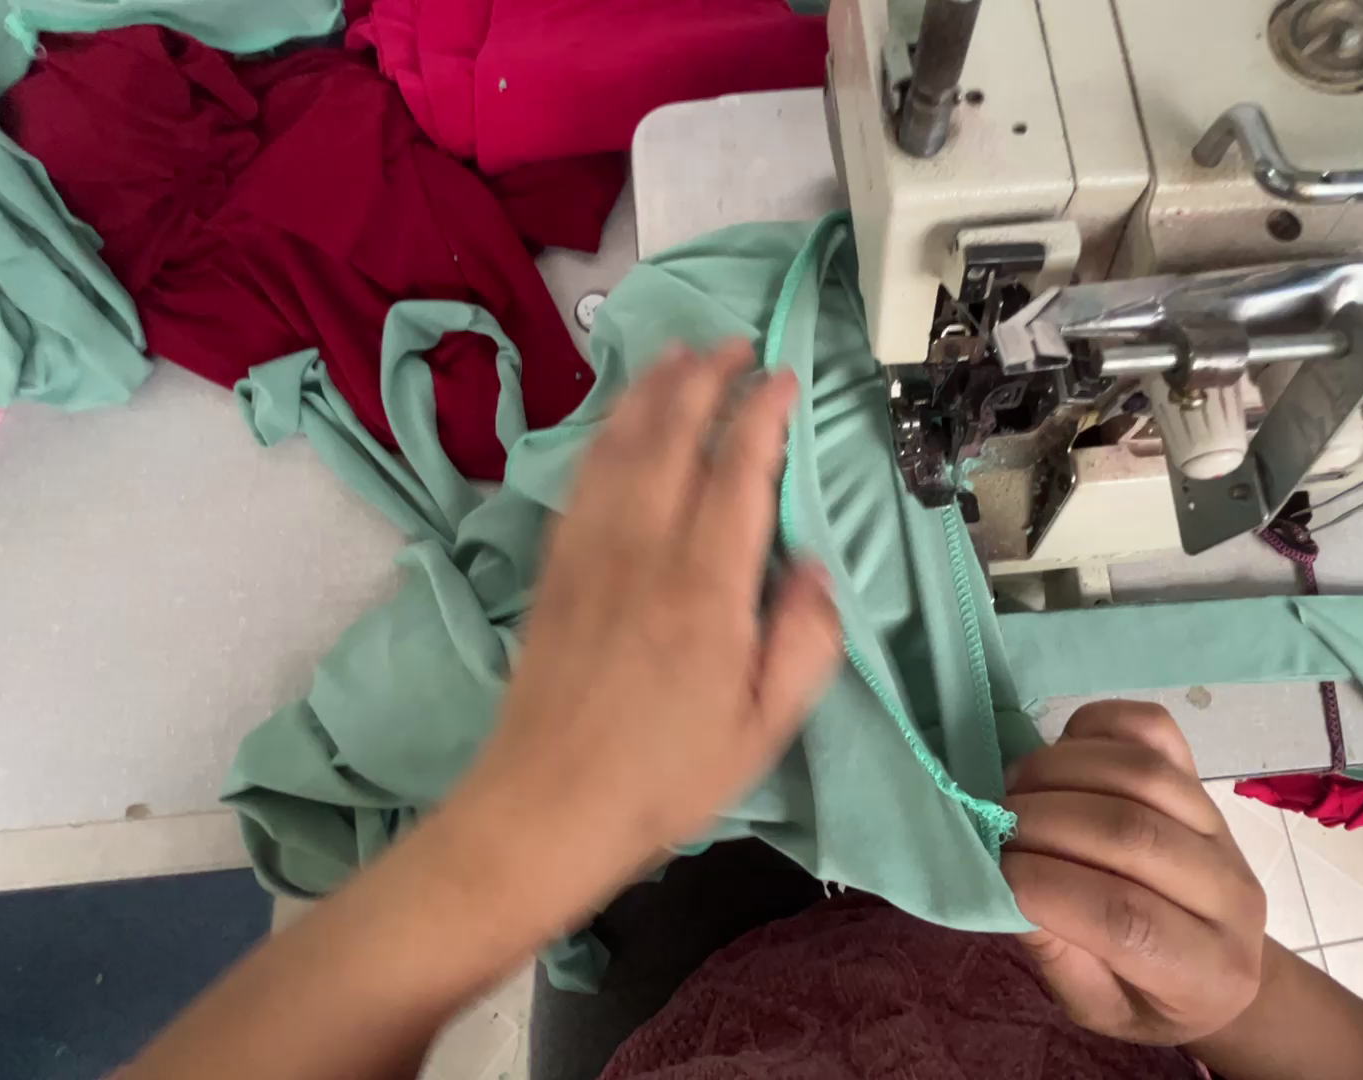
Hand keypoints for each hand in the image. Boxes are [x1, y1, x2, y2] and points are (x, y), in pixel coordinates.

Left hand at [448, 339, 841, 925]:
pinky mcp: (554, 566)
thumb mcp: (765, 727)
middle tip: (735, 342)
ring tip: (679, 352)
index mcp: (706, 589)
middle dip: (706, 378)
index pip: (739, 471)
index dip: (764, 413)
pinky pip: (582, 477)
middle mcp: (644, 551)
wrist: (545, 810)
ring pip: (620, 444)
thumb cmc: (667, 775)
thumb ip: (805, 640)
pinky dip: (605, 430)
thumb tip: (817, 567)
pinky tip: (619, 418)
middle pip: (673, 436)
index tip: (785, 377)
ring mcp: (589, 552)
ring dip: (653, 389)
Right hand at [1003, 701, 1266, 1044]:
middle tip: (994, 822)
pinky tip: (1062, 748)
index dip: (1044, 884)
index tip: (994, 868)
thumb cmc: (1144, 990)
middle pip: (1131, 834)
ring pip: (1141, 771)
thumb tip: (999, 876)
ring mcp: (1219, 823)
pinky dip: (1097, 724)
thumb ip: (1052, 951)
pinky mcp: (1200, 774)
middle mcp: (1229, 892)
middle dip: (1040, 819)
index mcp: (1207, 970)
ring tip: (1016, 786)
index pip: (1127, 919)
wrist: (1215, 959)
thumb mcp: (1093, 1002)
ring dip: (1058, 769)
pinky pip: (1153, 727)